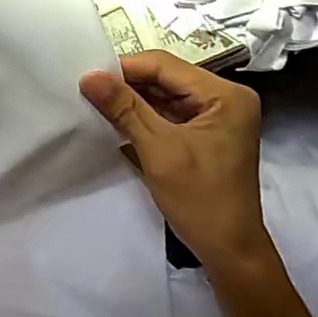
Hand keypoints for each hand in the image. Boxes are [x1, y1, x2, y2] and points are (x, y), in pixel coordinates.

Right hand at [80, 50, 268, 268]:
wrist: (229, 250)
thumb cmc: (199, 199)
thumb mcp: (158, 149)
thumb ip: (124, 108)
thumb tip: (89, 76)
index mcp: (225, 95)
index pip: (166, 66)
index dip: (125, 68)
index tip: (88, 76)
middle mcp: (226, 97)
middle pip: (167, 78)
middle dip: (128, 84)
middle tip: (89, 89)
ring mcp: (218, 116)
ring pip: (166, 95)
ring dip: (134, 100)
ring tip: (97, 102)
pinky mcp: (207, 133)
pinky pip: (171, 113)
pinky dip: (146, 116)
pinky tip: (118, 119)